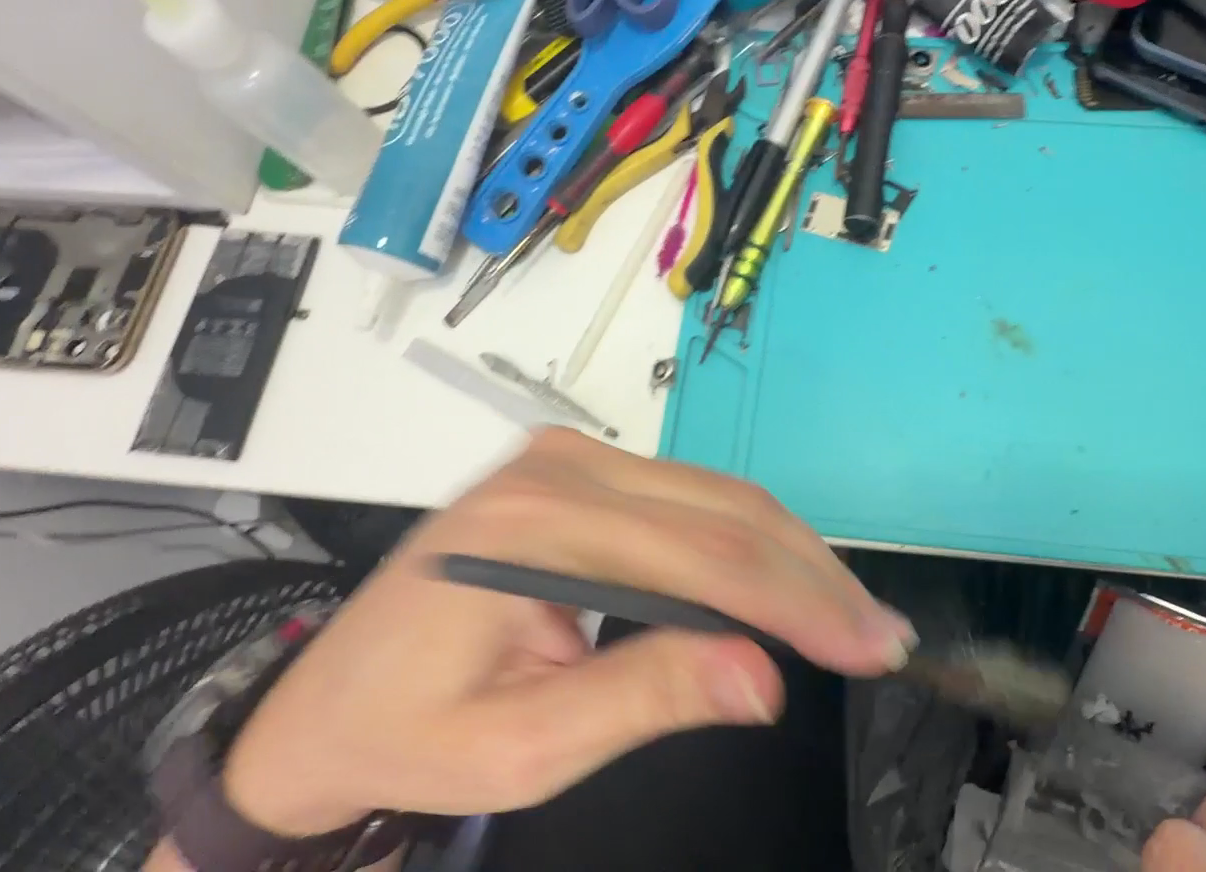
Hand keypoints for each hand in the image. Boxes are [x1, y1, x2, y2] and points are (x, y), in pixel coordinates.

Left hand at [215, 428, 915, 836]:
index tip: (872, 646)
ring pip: (720, 497)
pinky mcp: (581, 467)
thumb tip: (763, 676)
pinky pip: (693, 498)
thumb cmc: (410, 734)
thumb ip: (642, 699)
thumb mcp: (519, 748)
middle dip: (813, 577)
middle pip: (725, 512)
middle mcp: (560, 466)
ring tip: (849, 615)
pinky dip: (751, 543)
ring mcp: (570, 456)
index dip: (799, 604)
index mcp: (536, 526)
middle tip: (880, 634)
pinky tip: (786, 582)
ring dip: (792, 557)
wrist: (324, 706)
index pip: (704, 557)